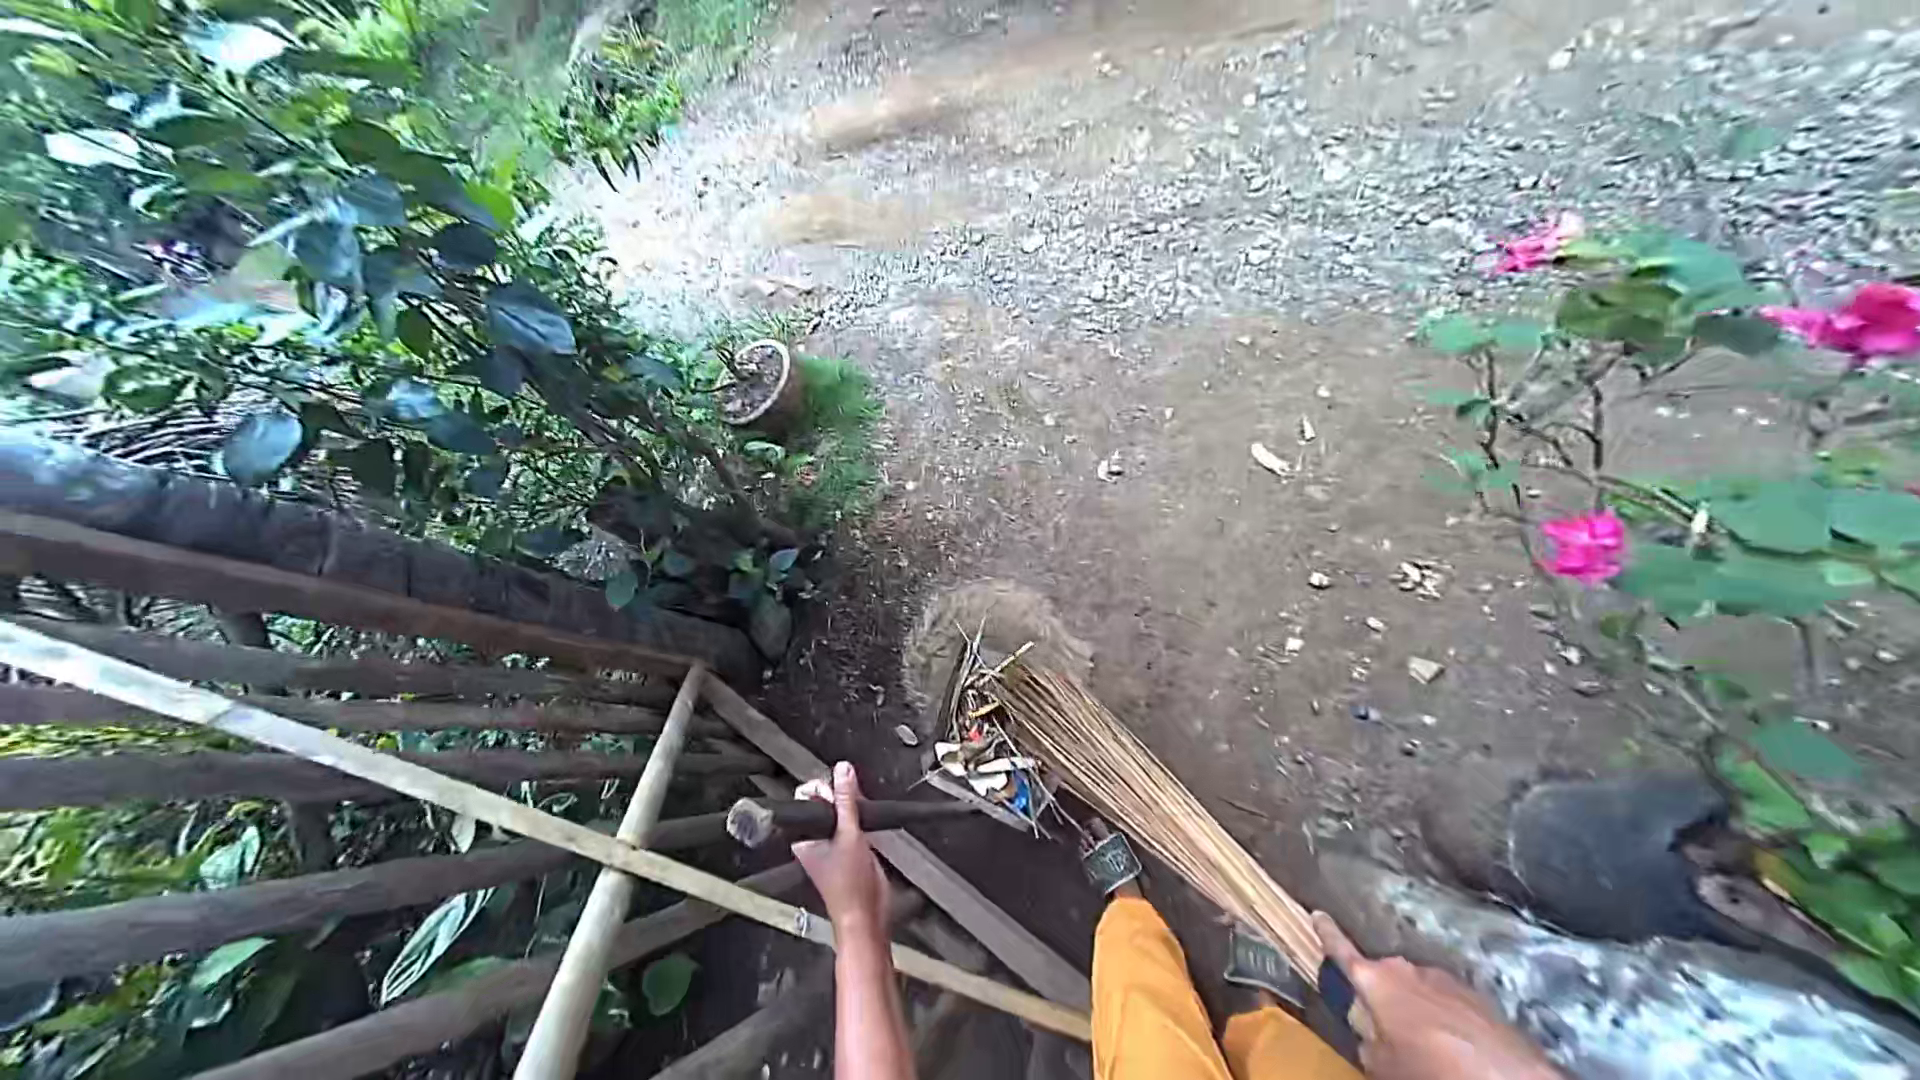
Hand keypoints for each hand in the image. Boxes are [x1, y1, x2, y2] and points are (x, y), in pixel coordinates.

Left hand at [792, 761, 890, 931]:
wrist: (867, 915)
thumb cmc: (849, 889)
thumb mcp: (849, 834)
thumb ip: (846, 800)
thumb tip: (843, 771)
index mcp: (804, 836)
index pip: (805, 797)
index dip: (821, 788)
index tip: (836, 791)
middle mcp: (814, 838)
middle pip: (823, 800)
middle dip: (839, 794)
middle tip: (850, 801)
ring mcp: (831, 843)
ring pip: (839, 809)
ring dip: (851, 804)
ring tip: (859, 811)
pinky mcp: (849, 847)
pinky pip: (852, 821)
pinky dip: (860, 815)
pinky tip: (867, 819)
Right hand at [1313, 912, 1562, 1079]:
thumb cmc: (1432, 1073)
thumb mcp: (1383, 1068)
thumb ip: (1368, 1043)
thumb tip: (1370, 1032)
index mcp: (1374, 981)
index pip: (1340, 949)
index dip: (1326, 932)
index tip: (1317, 914)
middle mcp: (1405, 969)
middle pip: (1384, 976)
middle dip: (1383, 996)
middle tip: (1387, 1027)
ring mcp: (1444, 980)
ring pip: (1419, 990)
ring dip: (1418, 1009)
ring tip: (1432, 1047)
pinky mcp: (1479, 999)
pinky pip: (1451, 1004)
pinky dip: (1448, 1021)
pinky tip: (1462, 1053)